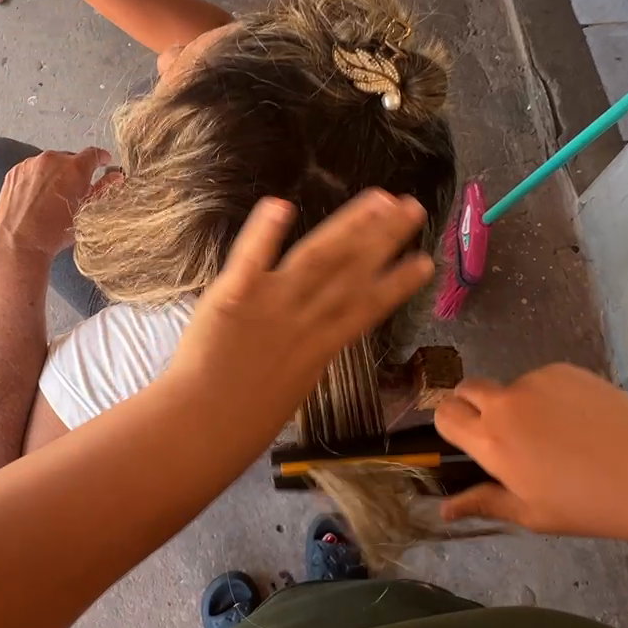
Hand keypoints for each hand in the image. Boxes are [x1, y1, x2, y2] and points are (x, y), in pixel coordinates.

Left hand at [0, 147, 117, 259]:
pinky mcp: (14, 172)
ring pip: (49, 164)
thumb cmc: (55, 232)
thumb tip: (116, 176)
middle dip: (74, 171)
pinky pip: (31, 170)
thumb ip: (101, 189)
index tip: (104, 162)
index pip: (93, 154)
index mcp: (74, 168)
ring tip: (51, 197)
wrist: (18, 243)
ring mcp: (30, 164)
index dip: (101, 158)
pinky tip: (35, 198)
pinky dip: (36, 179)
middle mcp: (52, 160)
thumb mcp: (84, 212)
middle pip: (69, 159)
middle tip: (74, 190)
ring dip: (54, 174)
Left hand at [167, 191, 433, 406]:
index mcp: (320, 346)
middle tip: (413, 207)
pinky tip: (281, 204)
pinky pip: (251, 259)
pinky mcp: (232, 298)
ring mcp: (269, 306)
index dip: (397, 283)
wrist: (201, 428)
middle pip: (350, 272)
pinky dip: (265, 232)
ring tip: (380, 199)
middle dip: (384, 238)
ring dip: (350, 226)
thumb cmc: (243, 417)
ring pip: (317, 259)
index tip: (426, 261)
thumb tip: (322, 334)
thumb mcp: (293, 386)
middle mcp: (304, 320)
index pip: (367, 307)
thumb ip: (306, 352)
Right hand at [433, 365, 627, 541]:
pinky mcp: (563, 370)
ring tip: (560, 435)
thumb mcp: (532, 514)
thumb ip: (484, 503)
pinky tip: (581, 421)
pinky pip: (542, 380)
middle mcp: (503, 403)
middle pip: (467, 388)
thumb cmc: (589, 504)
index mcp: (489, 440)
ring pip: (510, 386)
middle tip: (506, 433)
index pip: (444, 414)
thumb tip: (444, 509)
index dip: (451, 424)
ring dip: (518, 404)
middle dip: (474, 405)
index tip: (468, 439)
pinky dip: (550, 396)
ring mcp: (534, 381)